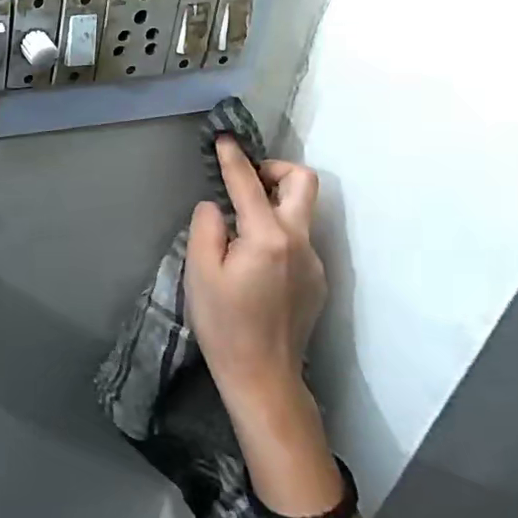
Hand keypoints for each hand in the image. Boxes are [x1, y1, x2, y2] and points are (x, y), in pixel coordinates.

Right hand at [186, 136, 325, 391]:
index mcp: (267, 237)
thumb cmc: (225, 325)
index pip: (248, 183)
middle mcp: (299, 242)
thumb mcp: (200, 272)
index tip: (224, 138)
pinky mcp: (317, 280)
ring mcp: (314, 262)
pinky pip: (299, 239)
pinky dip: (277, 230)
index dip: (233, 157)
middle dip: (275, 169)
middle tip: (247, 178)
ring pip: (302, 211)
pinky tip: (255, 258)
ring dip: (275, 201)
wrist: (263, 378)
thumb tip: (218, 206)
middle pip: (303, 183)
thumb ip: (207, 226)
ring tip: (242, 222)